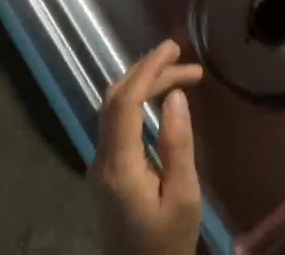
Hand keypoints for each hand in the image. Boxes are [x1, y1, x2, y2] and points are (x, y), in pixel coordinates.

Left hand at [89, 40, 204, 254]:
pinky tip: (159, 99)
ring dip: (143, 85)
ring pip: (113, 110)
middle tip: (184, 58)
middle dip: (148, 72)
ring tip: (179, 72)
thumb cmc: (168, 244)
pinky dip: (137, 102)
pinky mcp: (106, 175)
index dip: (147, 70)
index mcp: (119, 167)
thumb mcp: (183, 196)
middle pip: (115, 100)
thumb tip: (175, 96)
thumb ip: (178, 144)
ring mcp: (100, 168)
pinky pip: (116, 125)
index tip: (173, 48)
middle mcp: (101, 162)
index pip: (124, 103)